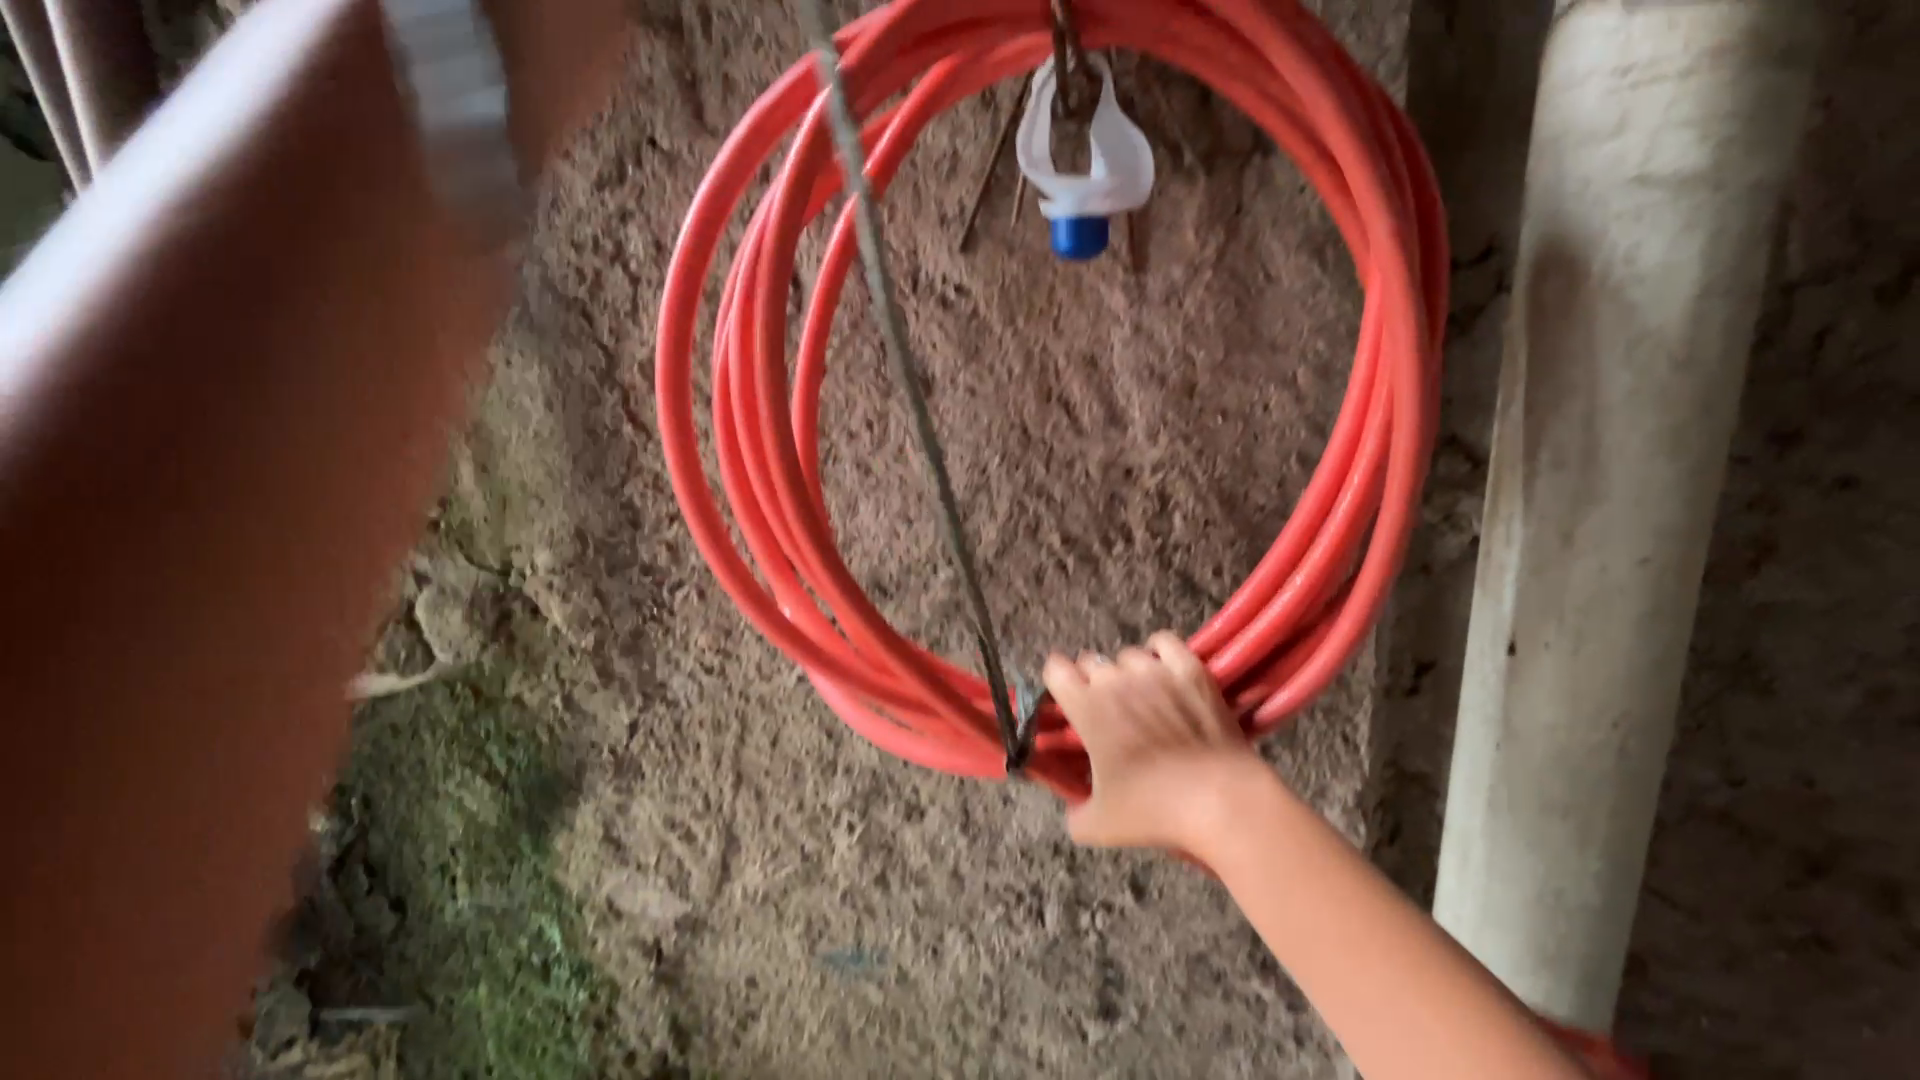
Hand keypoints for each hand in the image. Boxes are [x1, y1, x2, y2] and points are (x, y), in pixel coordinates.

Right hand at [1043, 632, 1271, 851]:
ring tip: (1141, 696)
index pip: (1055, 670)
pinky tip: (1164, 669)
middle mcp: (1115, 680)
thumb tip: (1073, 809)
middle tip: (1107, 711)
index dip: (1058, 683)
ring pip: (1128, 655)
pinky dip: (1160, 651)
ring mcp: (1155, 671)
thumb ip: (1074, 812)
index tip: (1067, 701)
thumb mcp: (1099, 825)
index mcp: (1086, 708)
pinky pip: (1166, 642)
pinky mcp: (1191, 670)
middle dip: (1092, 681)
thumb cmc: (1153, 810)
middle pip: (1091, 662)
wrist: (1219, 799)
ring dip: (1128, 671)